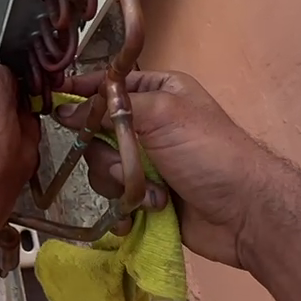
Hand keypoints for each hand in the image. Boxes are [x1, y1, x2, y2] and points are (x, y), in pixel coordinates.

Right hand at [55, 70, 258, 268]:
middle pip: (96, 131)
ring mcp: (146, 161)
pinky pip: (113, 196)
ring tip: (151, 194)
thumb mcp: (163, 115)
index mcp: (157, 92)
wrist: (246, 214)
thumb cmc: (208, 152)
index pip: (107, 85)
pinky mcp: (145, 194)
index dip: (81, 94)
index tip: (55, 105)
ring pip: (101, 166)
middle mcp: (148, 123)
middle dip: (107, 152)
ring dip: (122, 182)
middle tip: (127, 163)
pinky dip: (125, 206)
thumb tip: (65, 111)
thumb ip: (111, 109)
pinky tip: (145, 211)